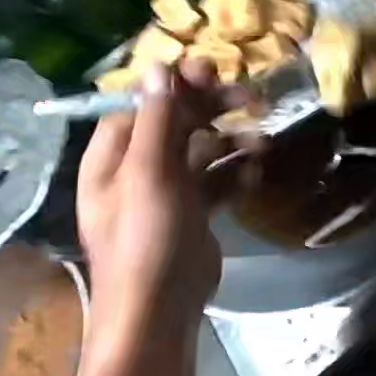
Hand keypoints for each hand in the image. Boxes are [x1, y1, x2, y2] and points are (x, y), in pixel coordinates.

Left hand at [75, 59, 241, 368]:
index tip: (211, 70)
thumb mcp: (148, 174)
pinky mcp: (194, 213)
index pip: (141, 103)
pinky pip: (216, 182)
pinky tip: (254, 175)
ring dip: (230, 141)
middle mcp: (138, 168)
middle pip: (175, 122)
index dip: (174, 84)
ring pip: (201, 151)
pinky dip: (234, 174)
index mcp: (114, 155)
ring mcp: (168, 191)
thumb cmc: (146, 238)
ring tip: (261, 141)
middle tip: (250, 97)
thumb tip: (159, 66)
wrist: (159, 309)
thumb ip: (156, 119)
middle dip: (211, 108)